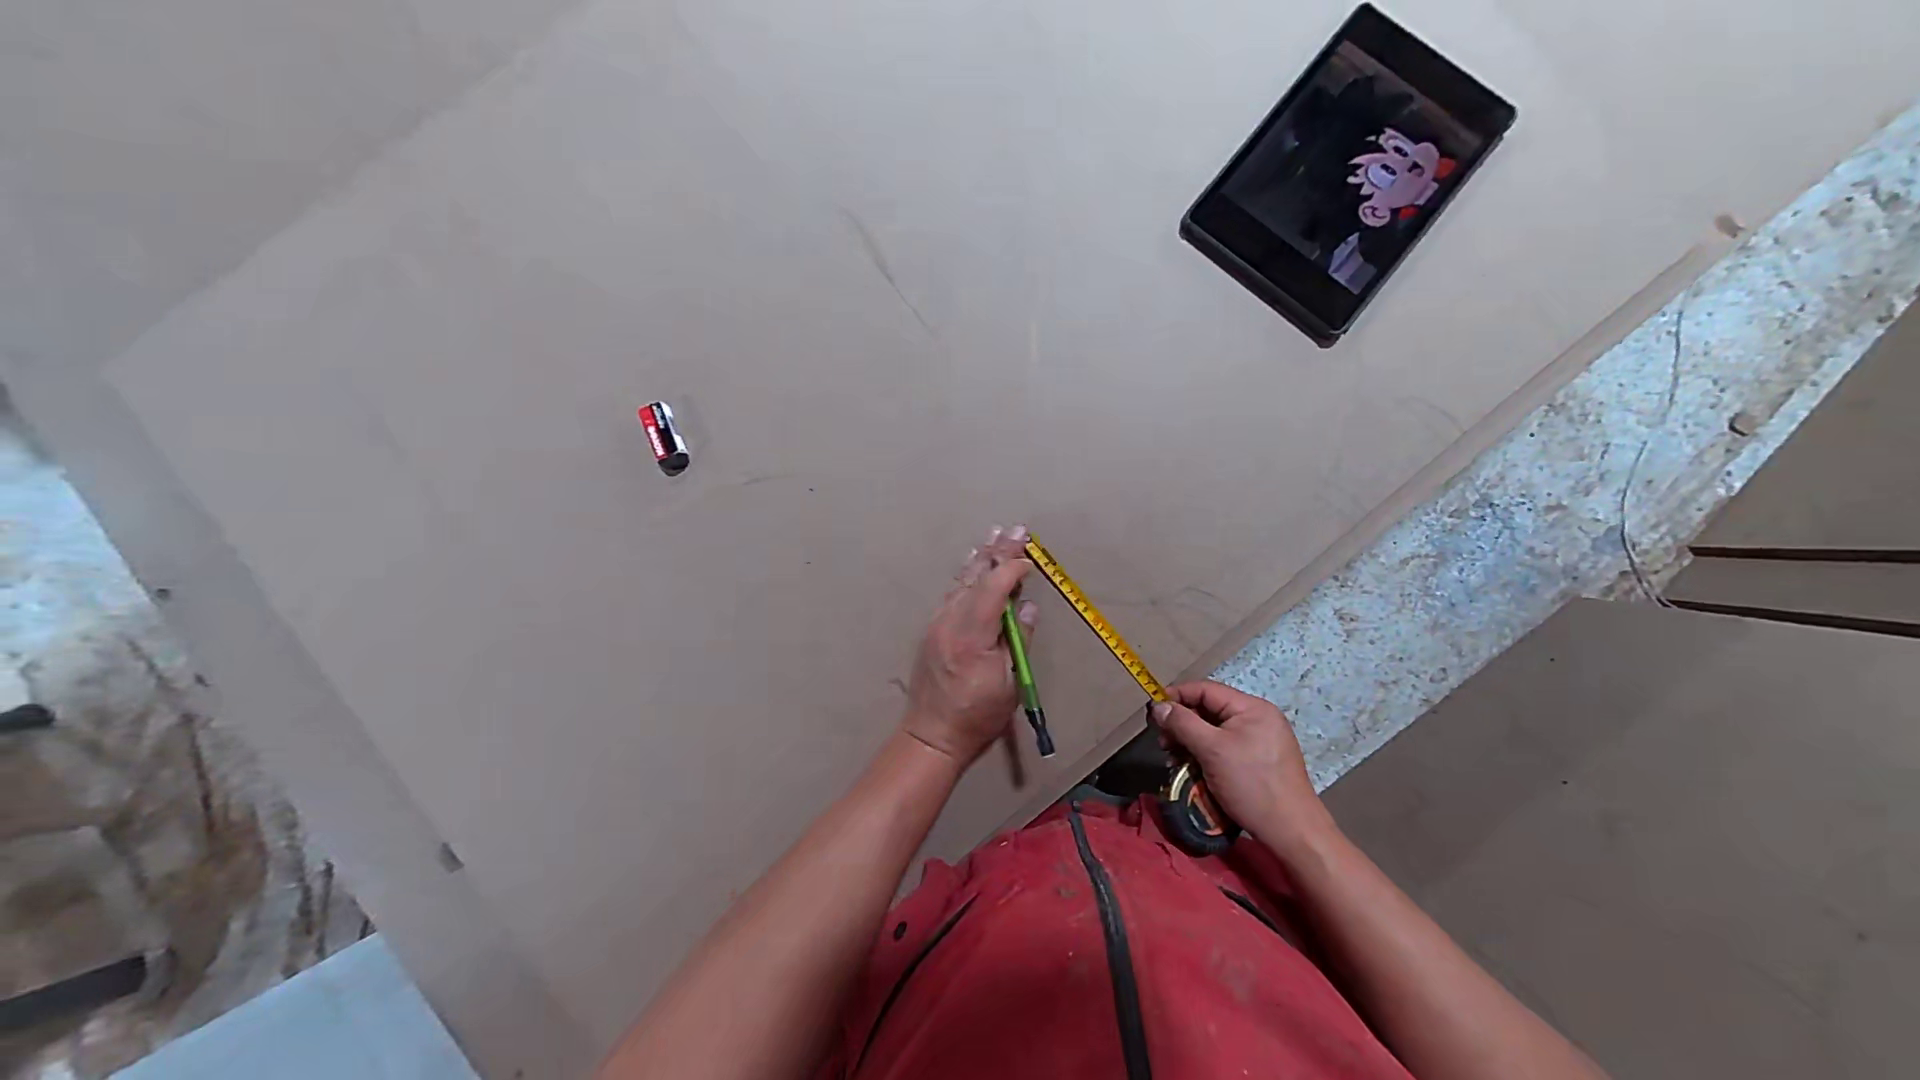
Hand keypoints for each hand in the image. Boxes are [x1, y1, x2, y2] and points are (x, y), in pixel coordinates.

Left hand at [902, 526, 1036, 767]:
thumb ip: (1018, 641)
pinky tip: (971, 566)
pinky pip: (951, 595)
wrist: (930, 735)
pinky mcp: (932, 632)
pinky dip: (966, 578)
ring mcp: (937, 625)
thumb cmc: (976, 716)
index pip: (993, 589)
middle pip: (976, 579)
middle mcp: (949, 622)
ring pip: (961, 583)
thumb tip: (1026, 607)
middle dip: (997, 553)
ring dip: (980, 559)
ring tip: (993, 537)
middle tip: (1014, 530)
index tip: (1030, 559)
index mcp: (971, 635)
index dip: (1012, 569)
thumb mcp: (1009, 684)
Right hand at [1150, 681, 1336, 857]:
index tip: (1153, 712)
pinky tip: (1193, 768)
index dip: (1176, 696)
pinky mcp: (1259, 760)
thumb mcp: (1211, 750)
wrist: (1291, 832)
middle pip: (1209, 709)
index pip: (1205, 689)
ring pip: (1214, 730)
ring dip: (1191, 742)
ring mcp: (1260, 740)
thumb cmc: (1251, 785)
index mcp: (1251, 708)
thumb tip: (1158, 706)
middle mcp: (1258, 718)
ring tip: (1175, 759)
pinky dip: (1205, 754)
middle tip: (1164, 743)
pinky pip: (1225, 747)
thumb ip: (1182, 723)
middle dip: (1182, 724)